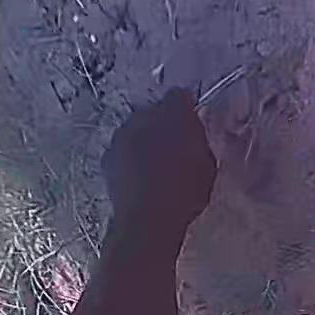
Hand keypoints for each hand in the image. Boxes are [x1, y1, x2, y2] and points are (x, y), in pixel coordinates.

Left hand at [102, 88, 216, 248]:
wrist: (149, 217)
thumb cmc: (186, 192)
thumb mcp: (207, 166)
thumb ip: (198, 143)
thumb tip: (193, 139)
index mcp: (174, 113)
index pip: (180, 96)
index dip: (185, 110)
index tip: (189, 124)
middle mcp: (143, 115)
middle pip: (153, 112)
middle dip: (162, 125)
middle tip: (172, 148)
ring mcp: (121, 135)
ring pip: (134, 131)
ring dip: (143, 141)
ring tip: (153, 166)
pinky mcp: (107, 156)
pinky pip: (121, 152)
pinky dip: (128, 159)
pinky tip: (137, 178)